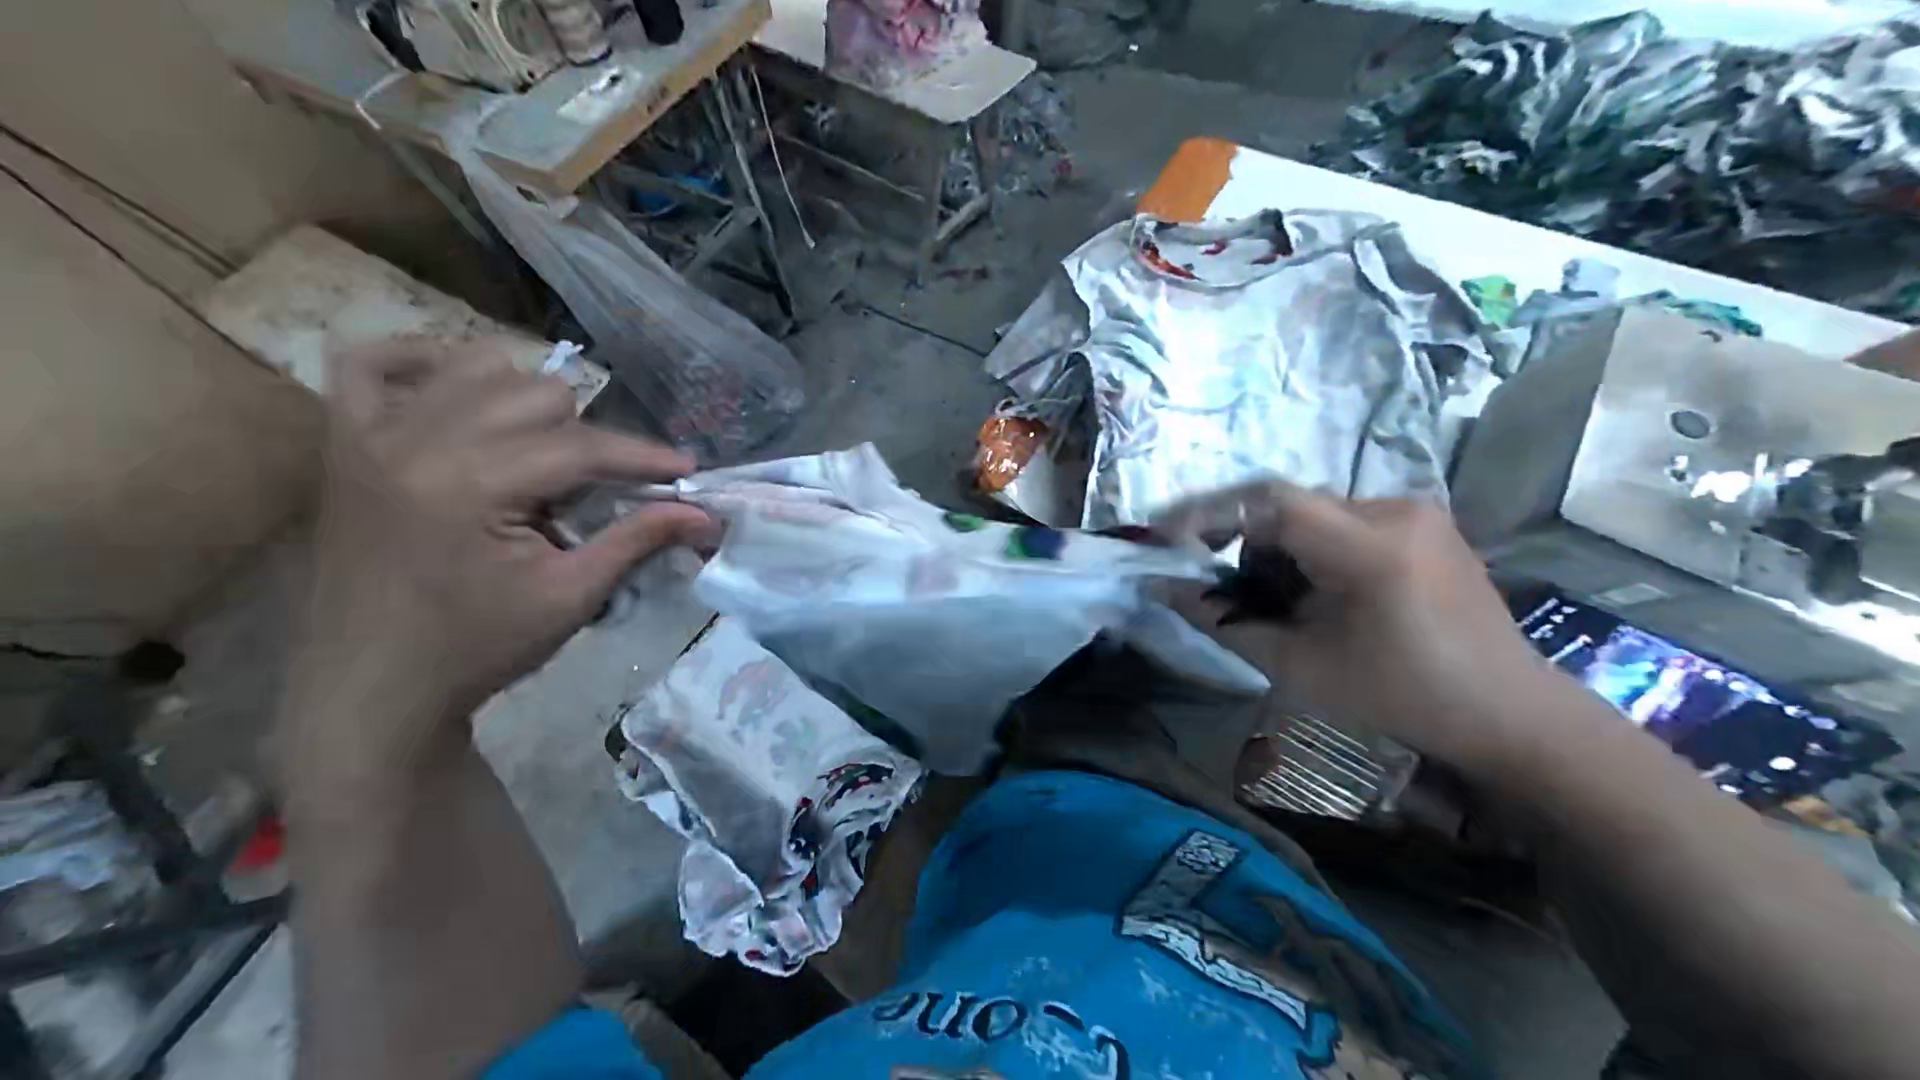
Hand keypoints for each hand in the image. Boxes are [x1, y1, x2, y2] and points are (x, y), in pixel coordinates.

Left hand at [280, 340, 712, 787]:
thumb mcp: (573, 595)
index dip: (643, 456)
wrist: (375, 685)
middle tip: (600, 488)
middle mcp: (416, 440)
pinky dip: (425, 364)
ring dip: (525, 402)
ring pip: (475, 368)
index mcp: (470, 485)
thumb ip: (639, 540)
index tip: (688, 469)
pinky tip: (462, 395)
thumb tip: (705, 515)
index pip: (579, 446)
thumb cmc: (480, 646)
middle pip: (537, 393)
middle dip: (586, 437)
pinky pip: (372, 363)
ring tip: (542, 453)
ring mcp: (370, 433)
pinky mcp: (343, 441)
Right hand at [1160, 482, 1564, 770]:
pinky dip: (1309, 548)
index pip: (1269, 502)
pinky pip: (1342, 520)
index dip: (1208, 513)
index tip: (1166, 539)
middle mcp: (1395, 510)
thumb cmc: (1399, 696)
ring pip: (1312, 512)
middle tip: (1218, 584)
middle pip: (1288, 505)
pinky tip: (1314, 591)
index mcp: (1370, 547)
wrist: (1507, 711)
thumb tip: (1162, 587)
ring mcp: (1415, 512)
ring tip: (1271, 598)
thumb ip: (1222, 620)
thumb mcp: (1297, 665)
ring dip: (1275, 546)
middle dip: (1241, 540)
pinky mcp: (1423, 523)